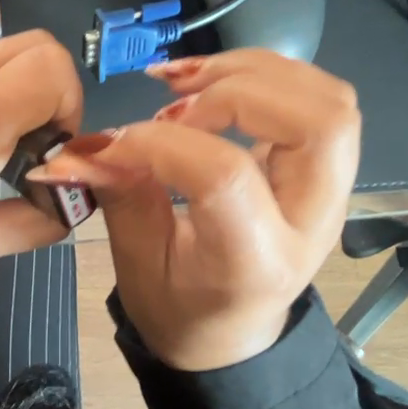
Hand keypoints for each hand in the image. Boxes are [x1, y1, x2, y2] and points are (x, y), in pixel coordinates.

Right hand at [29, 50, 360, 370]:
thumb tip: (76, 149)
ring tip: (184, 84)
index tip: (101, 146)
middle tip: (166, 109)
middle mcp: (310, 220)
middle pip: (315, 121)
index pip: (222, 175)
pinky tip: (208, 85)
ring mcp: (331, 193)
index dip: (156, 145)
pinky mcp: (328, 170)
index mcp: (253, 261)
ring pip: (329, 100)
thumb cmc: (174, 307)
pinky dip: (264, 77)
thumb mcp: (134, 261)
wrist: (228, 335)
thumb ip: (118, 195)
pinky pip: (319, 101)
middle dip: (232, 92)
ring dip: (254, 73)